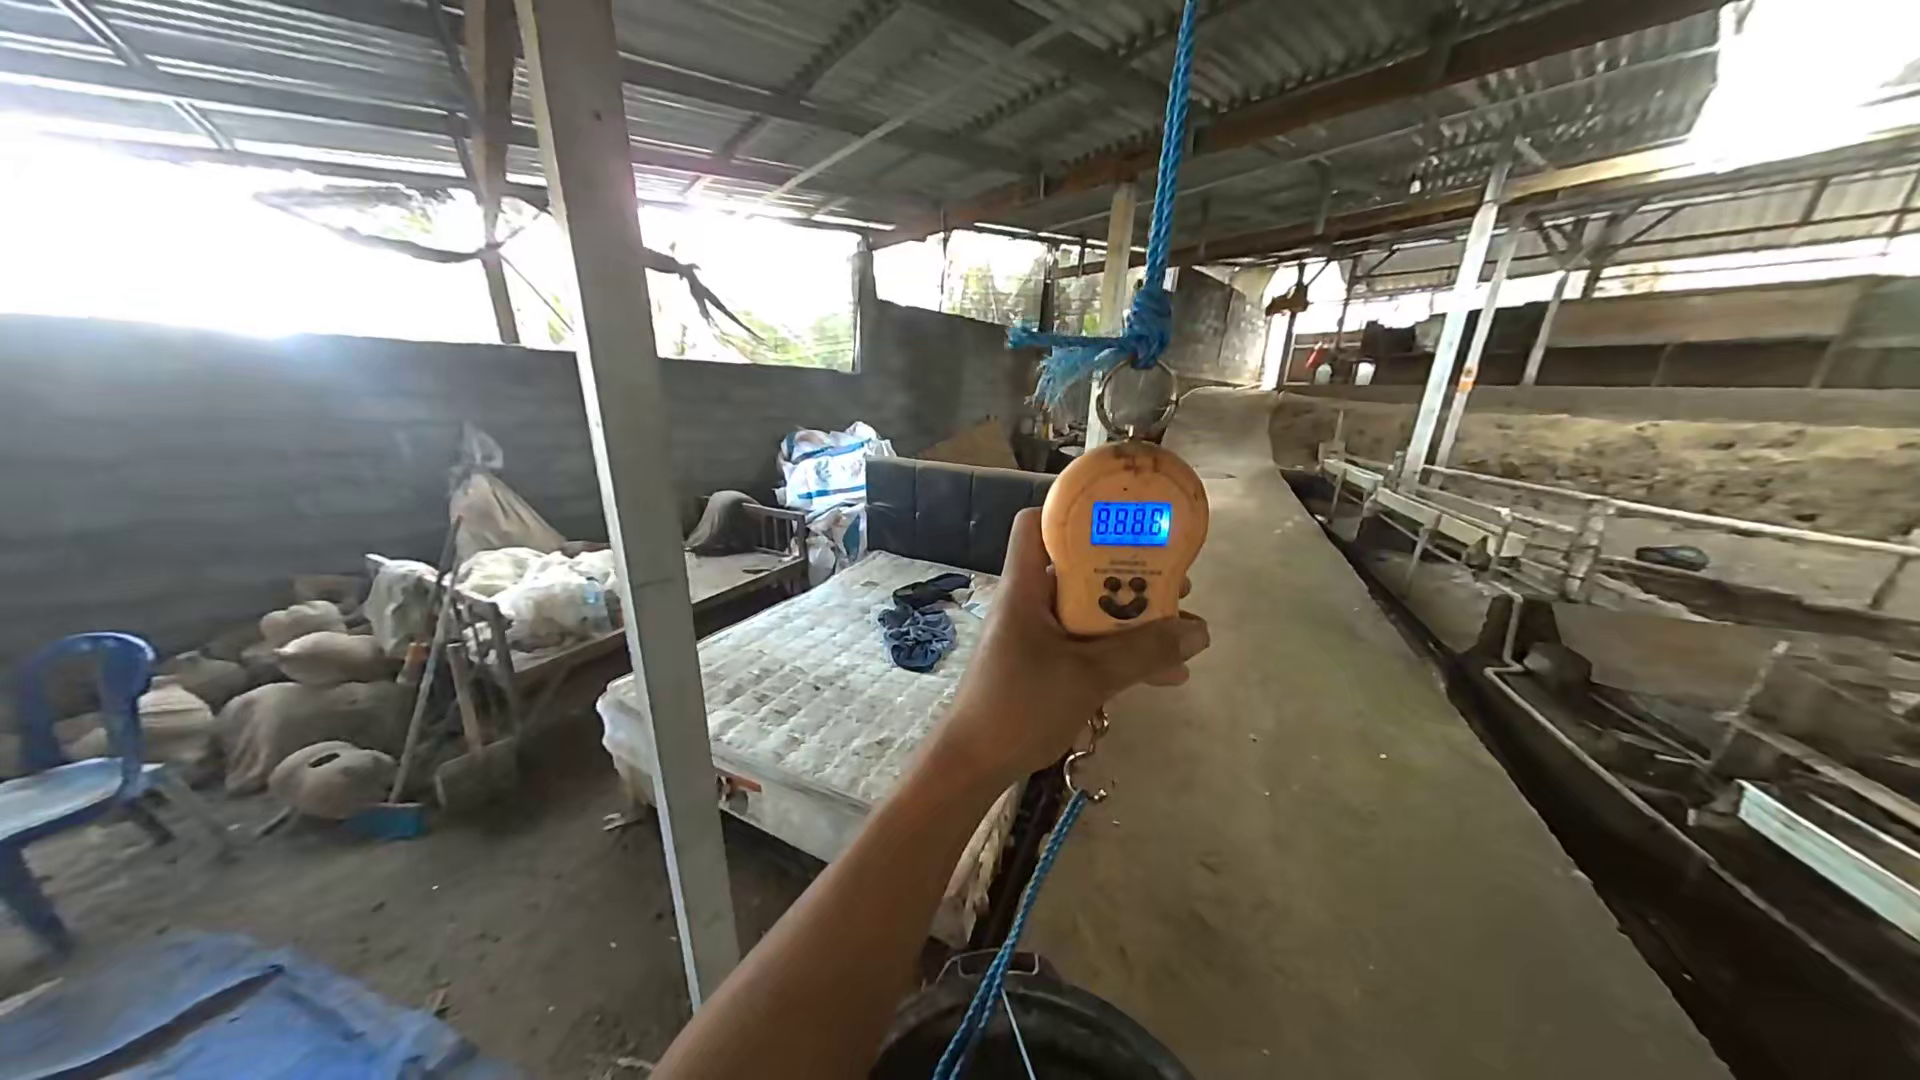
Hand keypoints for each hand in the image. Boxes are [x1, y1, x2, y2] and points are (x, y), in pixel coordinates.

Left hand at [931, 508, 1208, 789]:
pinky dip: (1121, 652)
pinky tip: (1165, 673)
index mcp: (1025, 588)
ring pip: (1089, 611)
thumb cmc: (1020, 706)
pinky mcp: (1045, 663)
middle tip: (1174, 581)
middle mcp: (1029, 603)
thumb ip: (1143, 653)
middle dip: (1128, 573)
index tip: (1123, 522)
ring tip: (1180, 627)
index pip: (1035, 525)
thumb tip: (1199, 631)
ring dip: (1132, 617)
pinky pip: (1088, 645)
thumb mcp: (1088, 677)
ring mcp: (1037, 635)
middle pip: (1078, 568)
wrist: (976, 763)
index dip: (1073, 513)